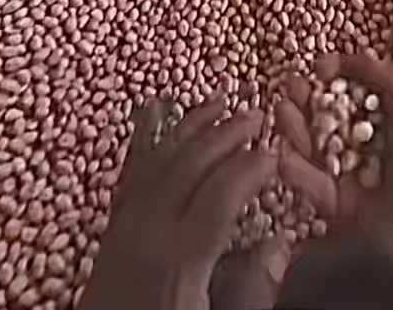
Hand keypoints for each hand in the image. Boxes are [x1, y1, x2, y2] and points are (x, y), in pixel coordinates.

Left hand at [78, 96, 276, 309]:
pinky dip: (148, 136)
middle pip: (191, 164)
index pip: (220, 195)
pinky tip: (156, 113)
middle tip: (254, 116)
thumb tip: (280, 246)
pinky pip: (133, 168)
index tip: (273, 153)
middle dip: (226, 134)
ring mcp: (126, 222)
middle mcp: (149, 228)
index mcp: (180, 259)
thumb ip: (250, 292)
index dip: (249, 168)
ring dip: (192, 125)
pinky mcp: (112, 224)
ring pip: (161, 155)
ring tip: (217, 102)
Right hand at [276, 52, 392, 274]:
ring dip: (293, 126)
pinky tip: (282, 153)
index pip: (345, 88)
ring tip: (283, 111)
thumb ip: (386, 78)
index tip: (320, 66)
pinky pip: (310, 182)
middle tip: (291, 86)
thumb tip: (353, 52)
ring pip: (310, 144)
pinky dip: (294, 169)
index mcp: (378, 115)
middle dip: (303, 97)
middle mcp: (357, 139)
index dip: (330, 74)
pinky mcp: (336, 201)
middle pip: (321, 113)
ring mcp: (345, 170)